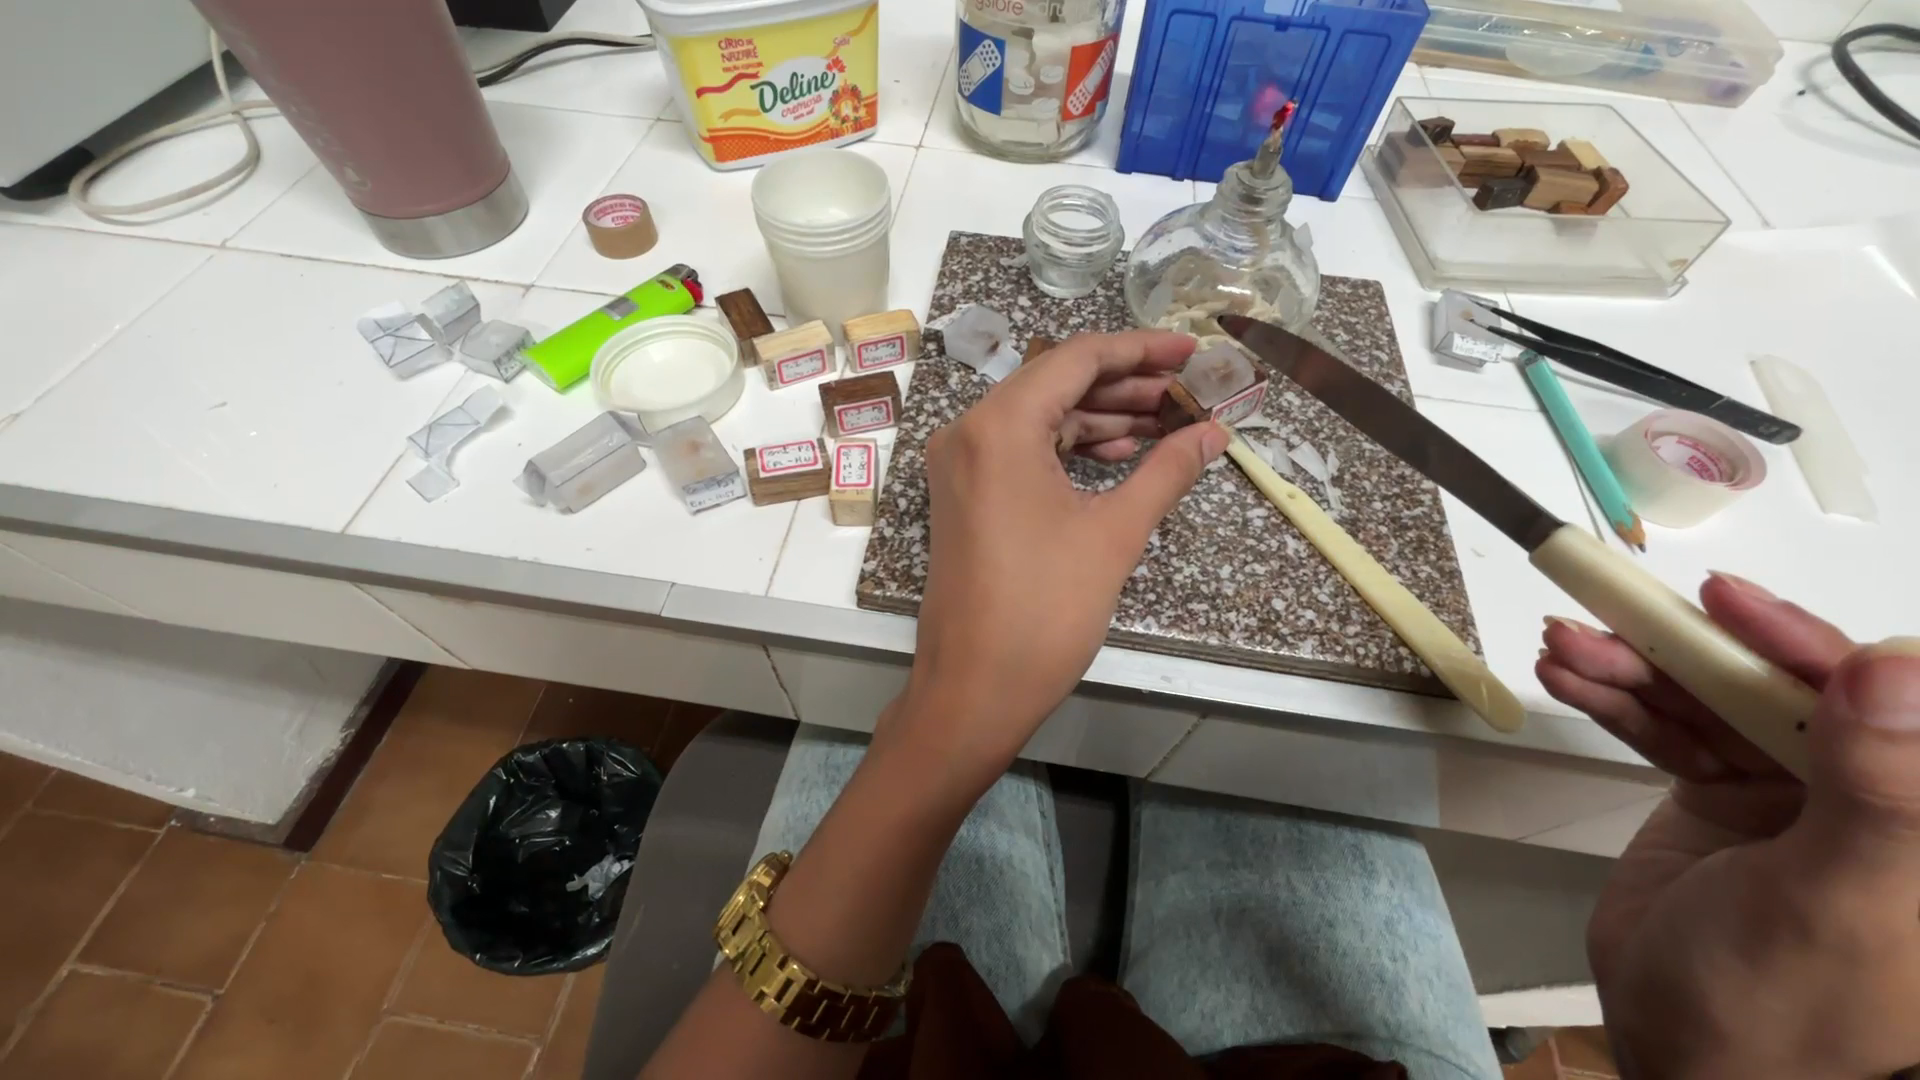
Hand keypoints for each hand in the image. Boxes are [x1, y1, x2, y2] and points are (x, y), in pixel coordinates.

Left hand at [890, 331, 1227, 785]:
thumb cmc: (1045, 611)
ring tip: (1166, 423)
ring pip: (1039, 418)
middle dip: (1126, 384)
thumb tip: (1215, 432)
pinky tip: (1120, 455)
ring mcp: (960, 464)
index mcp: (998, 426)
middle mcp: (968, 432)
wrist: (975, 688)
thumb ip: (1167, 470)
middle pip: (1056, 382)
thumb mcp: (1115, 533)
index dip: (1141, 350)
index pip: (1077, 359)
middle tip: (1188, 392)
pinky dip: (1069, 448)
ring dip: (1100, 417)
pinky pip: (1021, 451)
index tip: (1193, 351)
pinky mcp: (964, 495)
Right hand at [1538, 574, 1919, 1079]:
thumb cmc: (1785, 995)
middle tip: (1601, 617)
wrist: (1688, 1050)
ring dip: (1627, 671)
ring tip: (1561, 649)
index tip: (1721, 600)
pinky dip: (1612, 704)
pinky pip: (1661, 733)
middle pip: (1764, 690)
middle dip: (1680, 652)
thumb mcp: (1838, 899)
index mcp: (1915, 813)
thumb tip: (1894, 666)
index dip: (1796, 642)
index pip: (1869, 700)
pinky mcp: (1711, 798)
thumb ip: (1879, 792)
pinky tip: (1566, 680)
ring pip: (1700, 704)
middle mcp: (1857, 791)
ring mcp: (1780, 792)